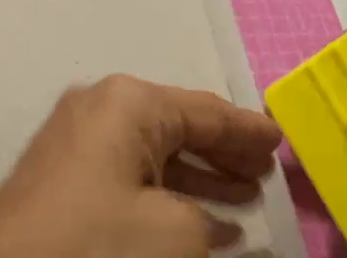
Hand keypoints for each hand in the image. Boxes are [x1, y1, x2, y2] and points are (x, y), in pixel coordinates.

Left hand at [0, 75, 281, 257]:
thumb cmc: (95, 246)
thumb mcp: (173, 234)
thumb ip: (205, 218)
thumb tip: (206, 218)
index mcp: (129, 102)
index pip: (203, 110)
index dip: (246, 129)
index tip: (281, 138)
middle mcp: (101, 107)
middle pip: (178, 124)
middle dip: (225, 150)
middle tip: (268, 170)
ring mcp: (77, 139)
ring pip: (155, 151)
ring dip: (201, 174)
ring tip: (246, 196)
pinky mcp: (64, 174)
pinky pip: (130, 172)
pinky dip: (167, 190)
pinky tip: (200, 219)